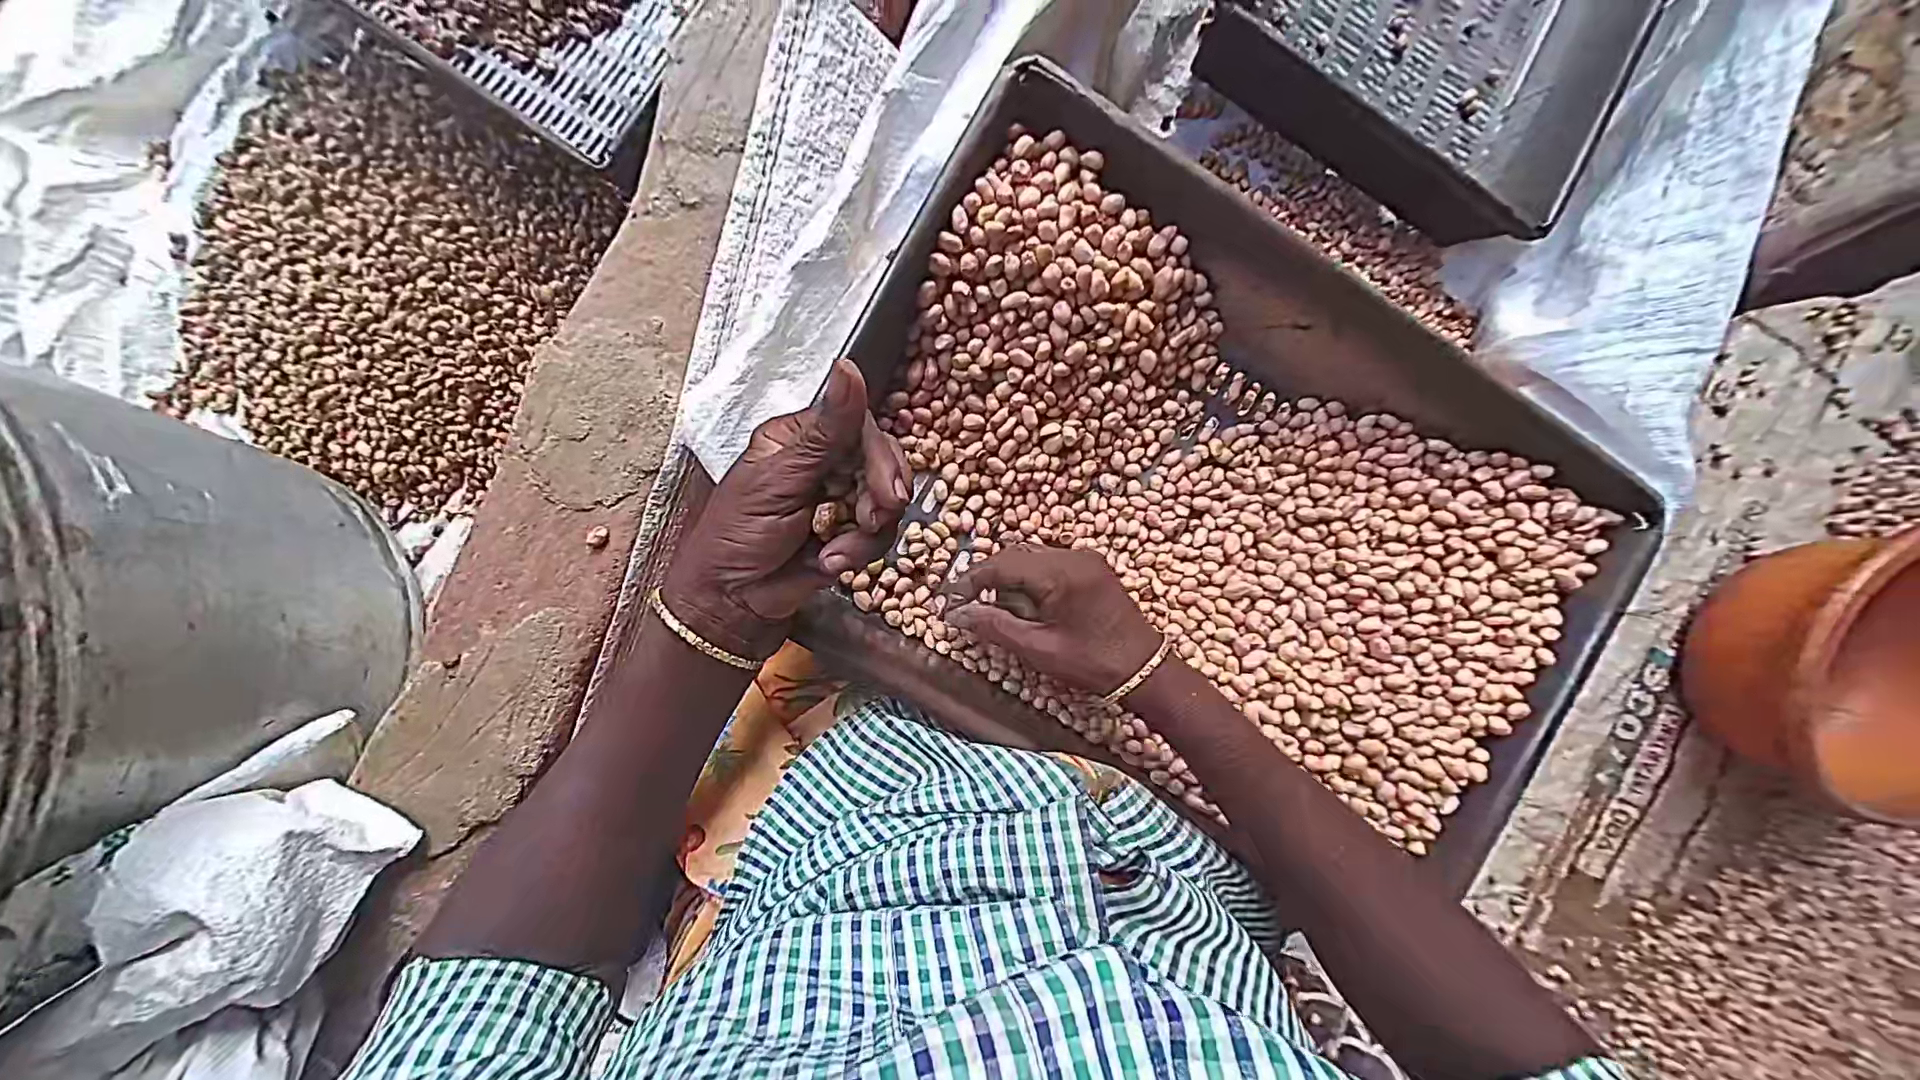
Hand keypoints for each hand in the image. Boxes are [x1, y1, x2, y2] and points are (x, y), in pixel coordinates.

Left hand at [664, 359, 909, 658]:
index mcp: (800, 440)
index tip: (887, 490)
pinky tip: (830, 561)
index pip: (860, 429)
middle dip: (881, 496)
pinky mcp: (847, 533)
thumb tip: (849, 369)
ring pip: (885, 503)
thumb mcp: (779, 480)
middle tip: (871, 518)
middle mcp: (824, 464)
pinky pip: (877, 535)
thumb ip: (825, 431)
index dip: (881, 458)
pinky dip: (859, 552)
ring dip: (866, 532)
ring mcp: (838, 500)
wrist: (730, 601)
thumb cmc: (735, 536)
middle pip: (881, 464)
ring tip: (833, 550)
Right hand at [944, 545, 1163, 697]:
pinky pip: (1048, 562)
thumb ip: (995, 626)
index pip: (1001, 564)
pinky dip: (1028, 578)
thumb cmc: (1092, 664)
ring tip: (992, 608)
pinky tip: (1022, 603)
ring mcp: (1084, 559)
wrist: (1145, 669)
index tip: (948, 600)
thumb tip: (957, 614)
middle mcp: (1073, 556)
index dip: (969, 581)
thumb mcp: (1038, 649)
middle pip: (1014, 555)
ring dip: (1007, 578)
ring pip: (1029, 556)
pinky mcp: (1090, 567)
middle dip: (986, 579)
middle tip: (965, 605)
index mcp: (1061, 573)